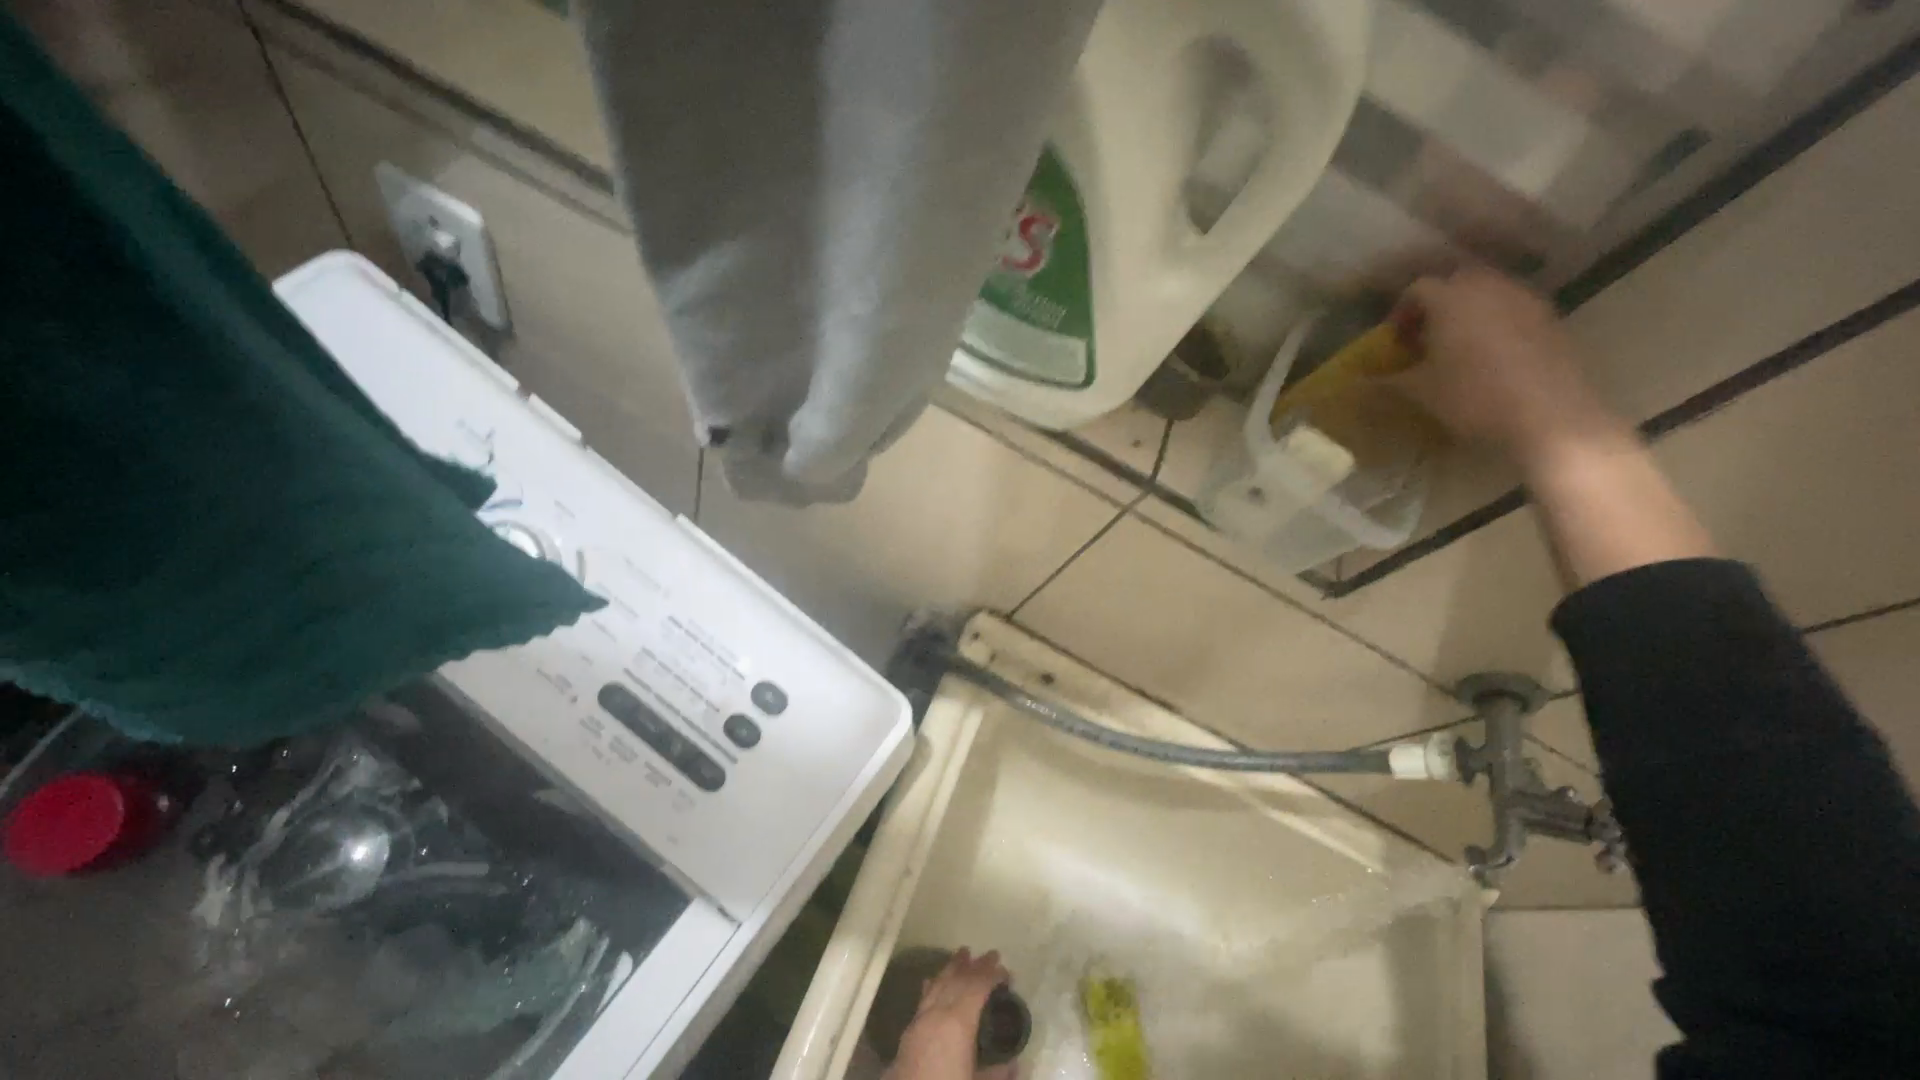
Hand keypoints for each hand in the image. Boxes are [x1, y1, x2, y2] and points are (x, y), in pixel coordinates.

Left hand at [891, 948, 1014, 1079]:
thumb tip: (1014, 1063)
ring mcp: (921, 1018)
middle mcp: (938, 1013)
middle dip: (976, 966)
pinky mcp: (910, 1029)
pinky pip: (924, 997)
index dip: (992, 976)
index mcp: (958, 1023)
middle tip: (992, 954)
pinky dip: (933, 984)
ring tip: (963, 953)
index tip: (1006, 971)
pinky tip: (932, 979)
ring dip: (952, 967)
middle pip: (959, 980)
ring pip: (939, 984)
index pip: (977, 988)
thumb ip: (997, 1073)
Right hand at [1389, 267, 1627, 464]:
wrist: (1548, 417)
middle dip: (1438, 303)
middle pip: (1457, 281)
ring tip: (1460, 344)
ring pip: (1490, 291)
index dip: (1402, 311)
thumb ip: (1386, 380)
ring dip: (1470, 310)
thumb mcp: (1421, 392)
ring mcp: (1525, 300)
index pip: (1417, 288)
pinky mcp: (1551, 318)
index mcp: (1451, 298)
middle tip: (1427, 335)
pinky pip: (1515, 308)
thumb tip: (1355, 382)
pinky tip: (1494, 355)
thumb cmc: (1472, 398)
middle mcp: (1489, 287)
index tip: (1396, 339)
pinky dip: (1498, 321)